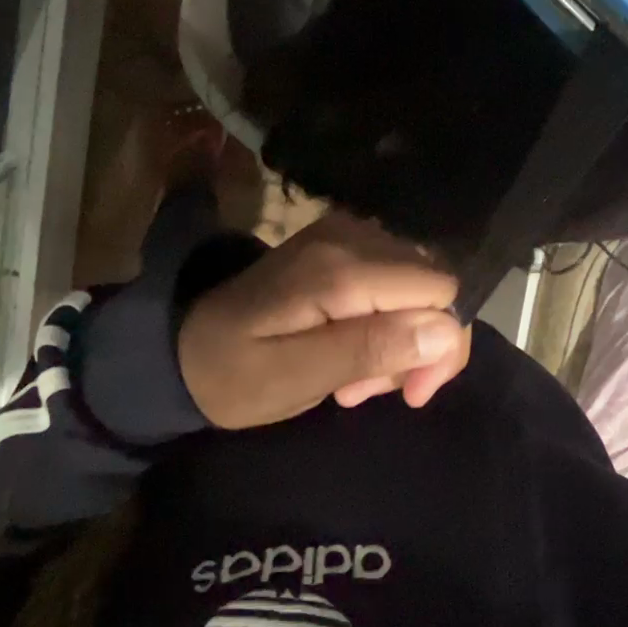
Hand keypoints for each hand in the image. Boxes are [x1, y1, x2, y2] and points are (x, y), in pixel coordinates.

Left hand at [177, 213, 472, 428]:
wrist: (181, 346)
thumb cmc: (233, 373)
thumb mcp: (295, 377)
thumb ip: (369, 348)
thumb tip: (446, 329)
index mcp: (341, 269)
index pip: (442, 291)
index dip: (439, 345)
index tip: (406, 393)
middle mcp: (353, 236)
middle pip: (436, 286)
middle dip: (418, 347)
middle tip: (366, 391)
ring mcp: (347, 234)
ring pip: (421, 287)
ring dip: (401, 341)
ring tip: (352, 379)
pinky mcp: (342, 243)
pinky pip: (397, 281)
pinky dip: (387, 323)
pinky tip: (352, 351)